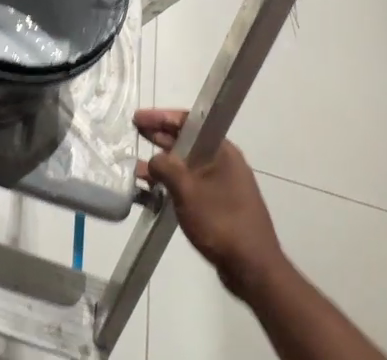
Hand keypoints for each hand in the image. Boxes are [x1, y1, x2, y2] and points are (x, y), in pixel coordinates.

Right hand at [135, 108, 285, 298]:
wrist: (252, 268)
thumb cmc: (221, 222)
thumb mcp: (187, 190)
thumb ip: (166, 168)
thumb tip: (153, 161)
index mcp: (222, 152)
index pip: (190, 122)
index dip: (161, 117)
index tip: (138, 118)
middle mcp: (224, 163)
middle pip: (188, 142)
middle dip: (160, 137)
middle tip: (134, 133)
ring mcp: (222, 185)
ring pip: (187, 166)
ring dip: (163, 164)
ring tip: (136, 166)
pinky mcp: (218, 205)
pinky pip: (190, 185)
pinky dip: (171, 184)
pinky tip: (151, 192)